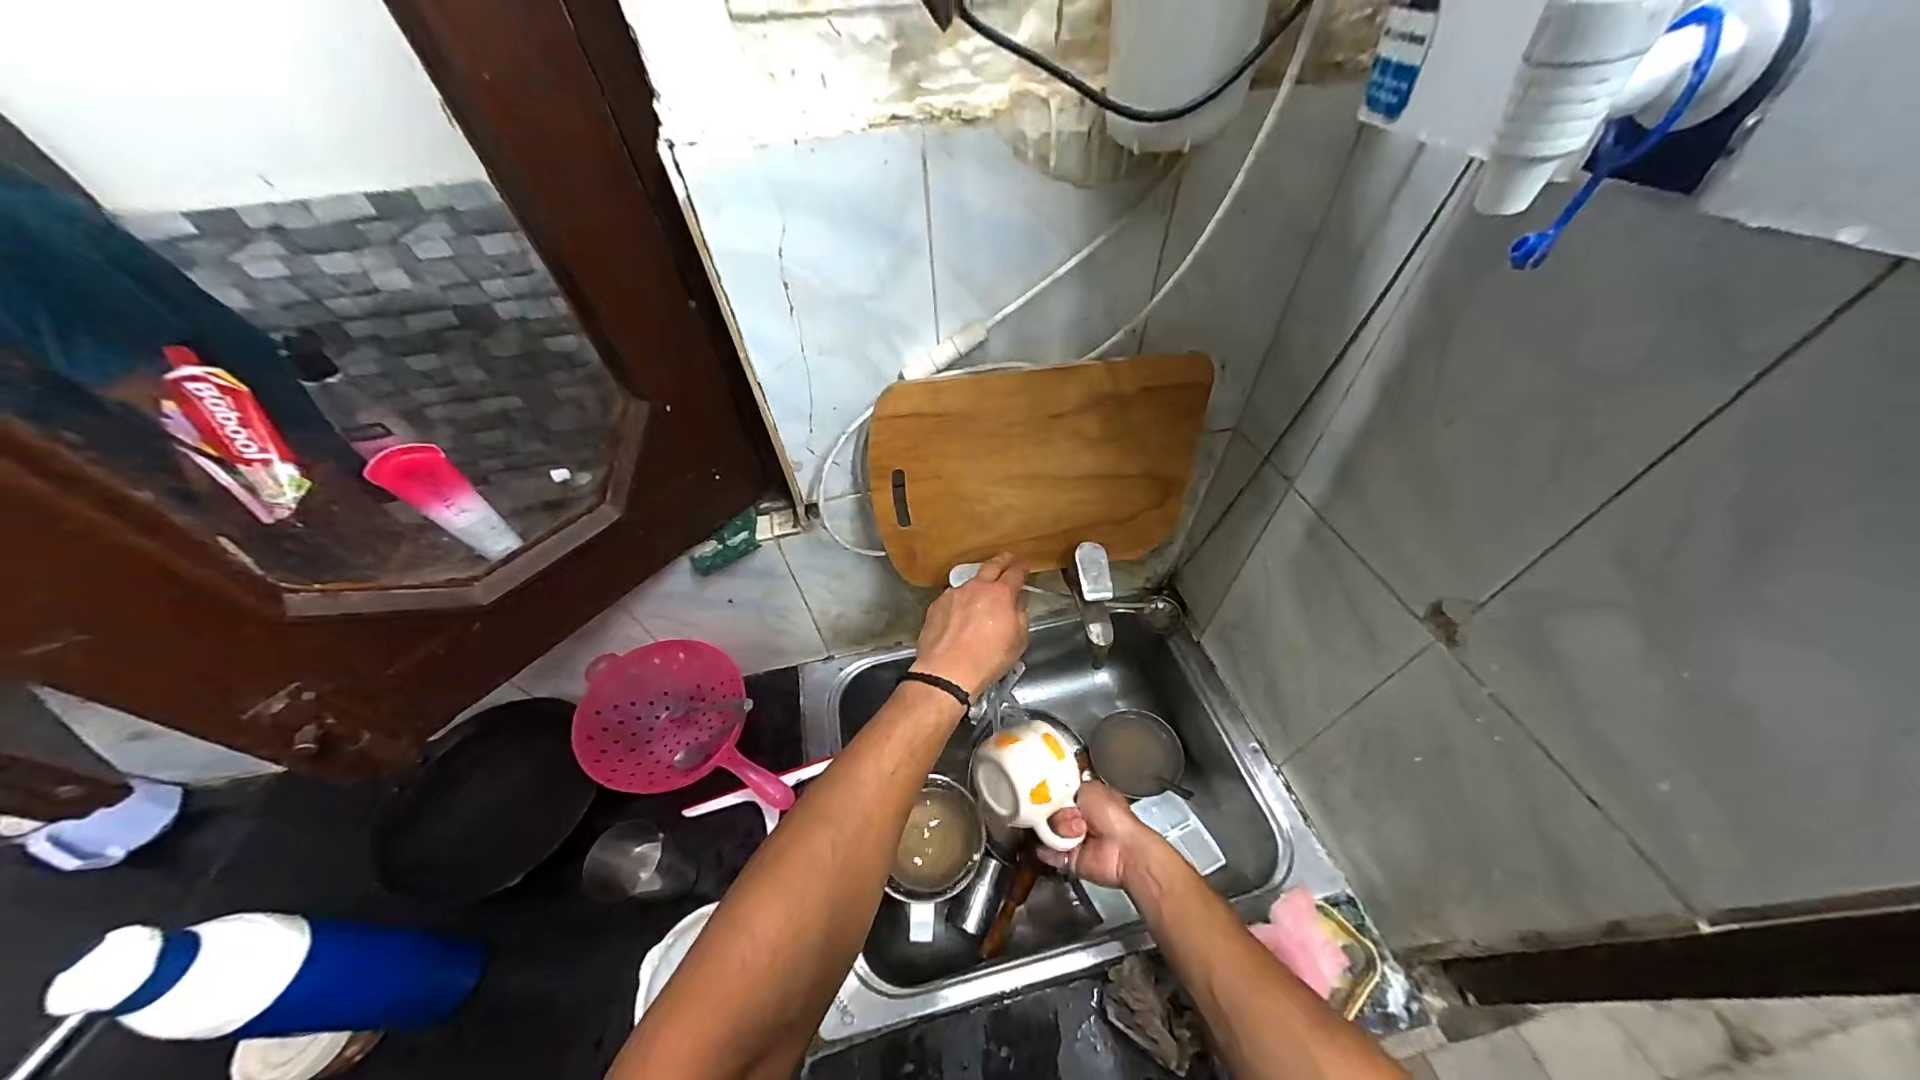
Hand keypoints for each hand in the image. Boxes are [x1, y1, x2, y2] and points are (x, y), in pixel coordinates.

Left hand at [911, 552, 1028, 698]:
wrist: (947, 671)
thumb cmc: (987, 659)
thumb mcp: (1018, 641)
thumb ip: (1020, 616)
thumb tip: (1017, 603)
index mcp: (1000, 594)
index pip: (1015, 573)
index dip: (1021, 568)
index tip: (1023, 567)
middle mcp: (976, 587)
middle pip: (991, 565)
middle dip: (1002, 561)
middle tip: (1008, 559)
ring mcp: (953, 594)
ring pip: (969, 582)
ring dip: (978, 585)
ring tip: (981, 594)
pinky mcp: (936, 605)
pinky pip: (953, 597)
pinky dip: (960, 601)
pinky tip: (960, 614)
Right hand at [1036, 782, 1161, 888]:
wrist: (1121, 848)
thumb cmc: (1112, 815)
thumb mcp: (1092, 788)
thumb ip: (1072, 787)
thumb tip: (1058, 791)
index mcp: (1086, 801)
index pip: (1058, 795)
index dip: (1053, 794)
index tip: (1052, 795)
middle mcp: (1078, 819)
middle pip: (1051, 812)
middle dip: (1059, 814)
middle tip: (1075, 817)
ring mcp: (1072, 840)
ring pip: (1048, 831)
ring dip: (1060, 831)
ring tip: (1077, 835)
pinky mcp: (1068, 859)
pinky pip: (1048, 853)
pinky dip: (1048, 850)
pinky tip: (1052, 846)